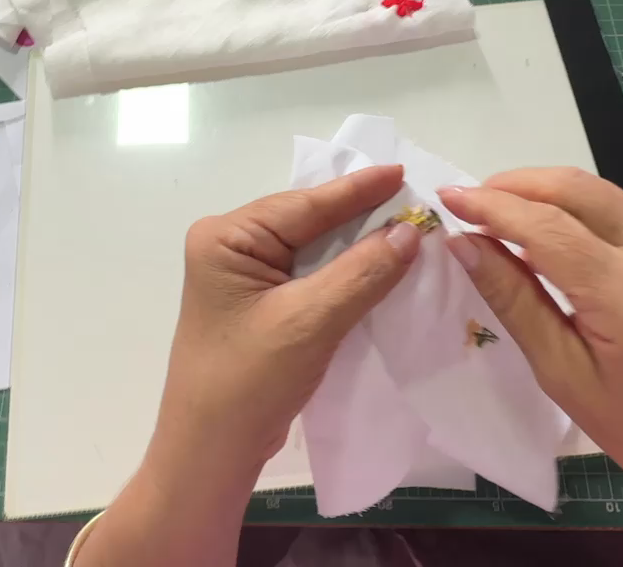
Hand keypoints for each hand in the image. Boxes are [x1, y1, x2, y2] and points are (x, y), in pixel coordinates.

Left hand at [156, 163, 420, 465]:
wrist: (211, 453)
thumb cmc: (250, 382)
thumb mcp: (310, 321)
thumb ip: (362, 272)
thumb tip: (409, 231)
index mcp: (226, 237)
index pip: (303, 205)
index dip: (357, 190)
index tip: (401, 171)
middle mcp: (230, 245)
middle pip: (307, 220)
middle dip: (359, 213)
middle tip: (411, 197)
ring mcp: (242, 273)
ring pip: (311, 246)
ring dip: (354, 242)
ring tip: (403, 223)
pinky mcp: (258, 300)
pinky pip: (308, 272)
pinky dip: (342, 269)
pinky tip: (375, 261)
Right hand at [439, 169, 622, 566]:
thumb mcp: (565, 378)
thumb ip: (514, 301)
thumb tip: (463, 244)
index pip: (547, 227)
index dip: (491, 205)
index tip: (445, 197)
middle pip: (576, 189)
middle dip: (514, 183)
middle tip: (467, 200)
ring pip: (598, 190)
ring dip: (541, 188)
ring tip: (493, 208)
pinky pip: (616, 210)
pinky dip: (570, 204)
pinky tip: (540, 225)